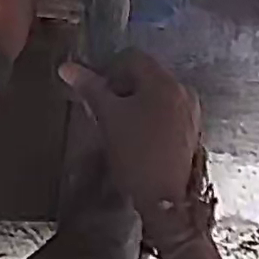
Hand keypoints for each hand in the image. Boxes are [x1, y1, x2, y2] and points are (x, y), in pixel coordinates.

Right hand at [59, 49, 202, 216]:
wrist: (165, 201)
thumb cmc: (135, 154)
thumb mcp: (107, 117)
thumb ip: (89, 88)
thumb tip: (66, 67)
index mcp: (164, 82)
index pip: (132, 57)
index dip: (109, 69)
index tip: (95, 91)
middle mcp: (183, 91)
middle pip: (145, 74)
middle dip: (121, 86)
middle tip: (103, 108)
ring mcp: (191, 113)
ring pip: (155, 94)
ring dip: (134, 102)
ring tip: (118, 124)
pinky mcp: (192, 132)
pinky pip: (166, 111)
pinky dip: (149, 115)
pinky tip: (136, 136)